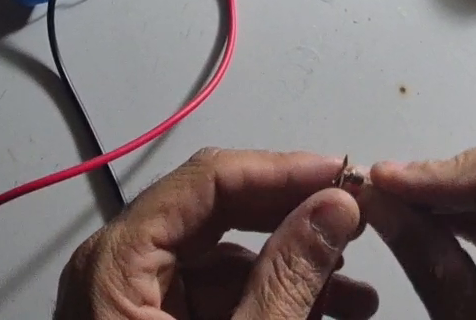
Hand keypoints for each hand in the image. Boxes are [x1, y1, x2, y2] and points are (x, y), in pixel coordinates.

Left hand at [55, 149, 376, 319]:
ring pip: (222, 256)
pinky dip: (269, 298)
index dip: (279, 169)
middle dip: (290, 213)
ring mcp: (134, 300)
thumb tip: (336, 205)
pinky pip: (216, 295)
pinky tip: (325, 314)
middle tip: (355, 214)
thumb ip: (287, 281)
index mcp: (118, 262)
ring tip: (357, 282)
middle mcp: (119, 267)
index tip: (341, 173)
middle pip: (215, 211)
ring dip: (289, 262)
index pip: (207, 182)